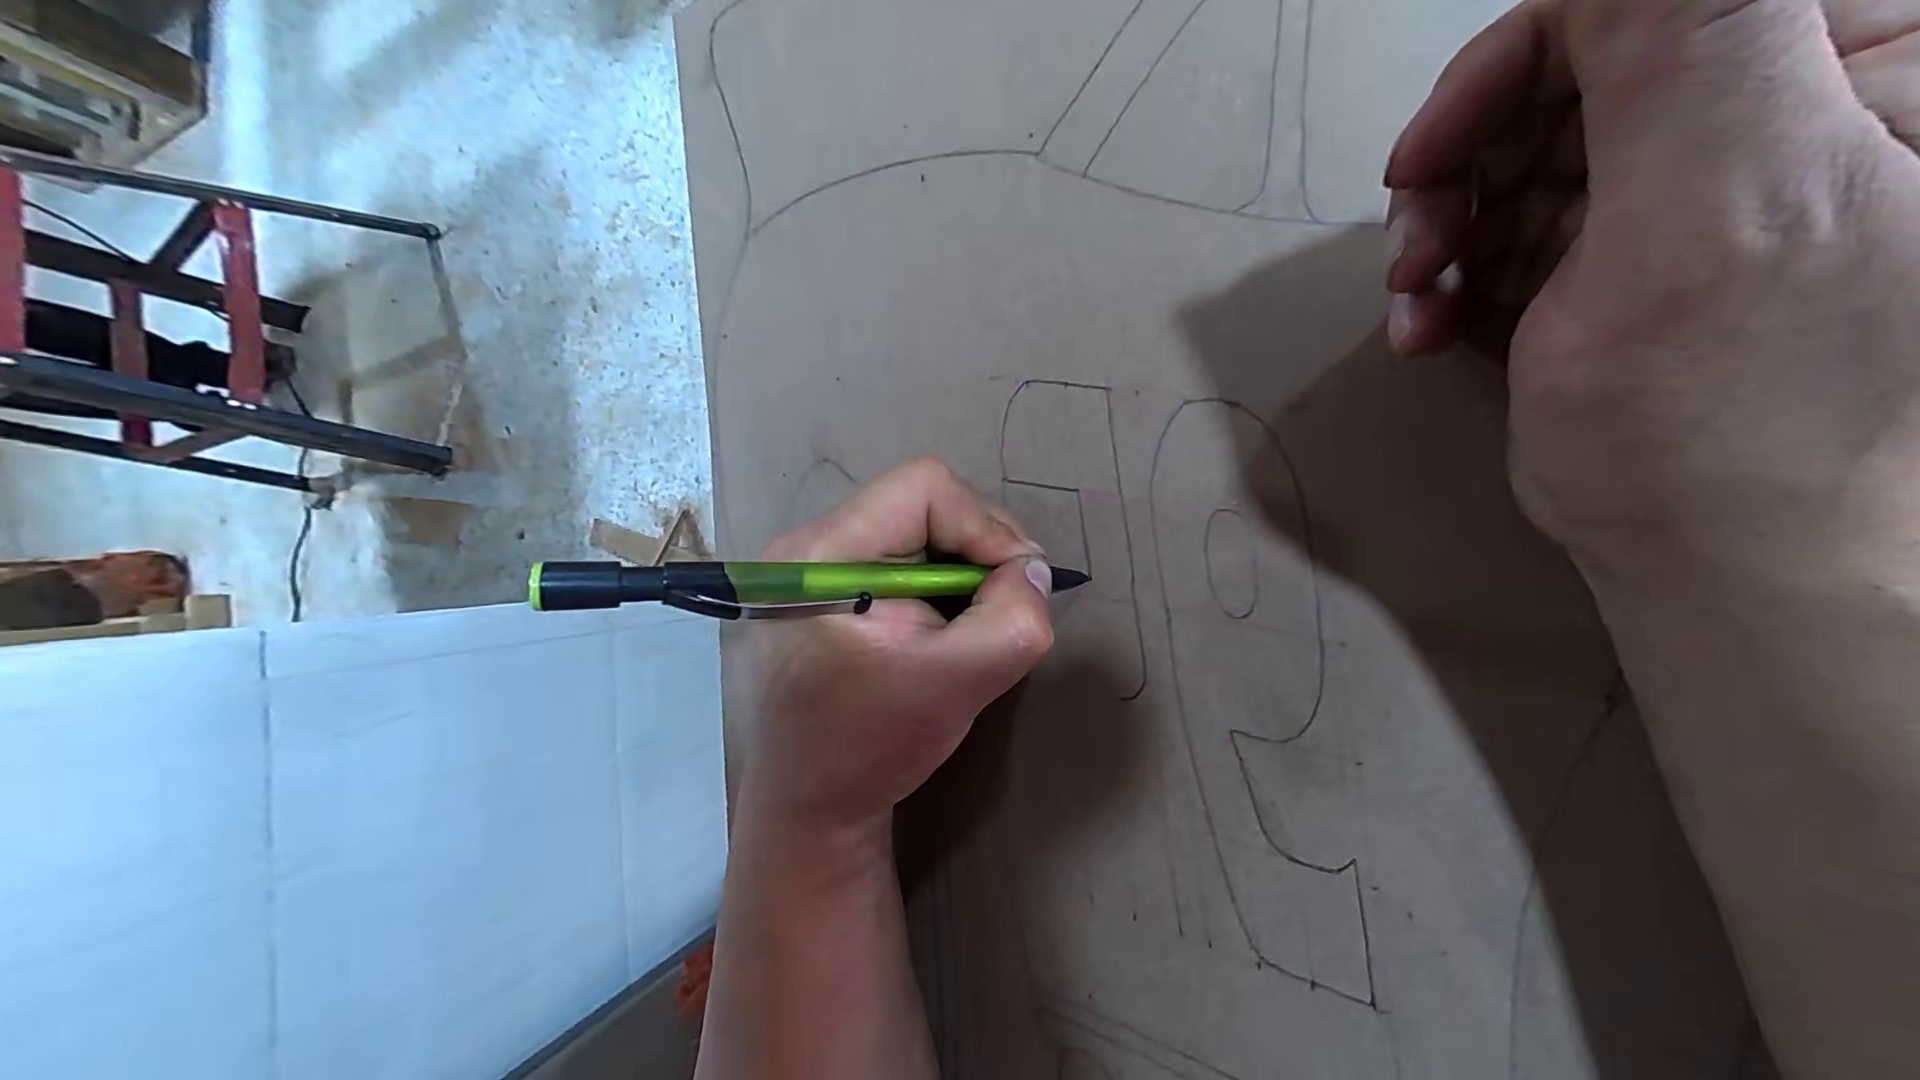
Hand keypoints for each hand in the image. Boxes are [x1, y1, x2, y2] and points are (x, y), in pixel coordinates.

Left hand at [742, 457, 1054, 836]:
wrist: (810, 802)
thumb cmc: (869, 748)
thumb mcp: (956, 687)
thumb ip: (1013, 622)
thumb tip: (1032, 568)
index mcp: (823, 554)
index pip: (924, 488)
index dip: (985, 525)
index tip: (1017, 581)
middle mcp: (812, 544)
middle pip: (923, 503)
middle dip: (980, 549)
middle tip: (1009, 602)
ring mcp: (818, 565)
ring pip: (919, 529)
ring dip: (966, 568)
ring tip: (976, 621)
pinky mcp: (831, 587)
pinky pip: (906, 557)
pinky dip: (944, 583)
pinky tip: (946, 626)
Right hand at [1384, 0, 1919, 591]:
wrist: (1723, 558)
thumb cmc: (1724, 409)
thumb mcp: (1715, 215)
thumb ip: (1686, 45)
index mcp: (1852, 66)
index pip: (1634, 9)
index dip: (1502, 72)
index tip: (1416, 164)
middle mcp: (1773, 117)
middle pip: (1562, 89)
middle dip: (1458, 176)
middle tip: (1410, 259)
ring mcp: (1681, 200)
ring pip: (1515, 171)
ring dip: (1440, 240)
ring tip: (1416, 313)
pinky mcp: (1613, 268)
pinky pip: (1506, 239)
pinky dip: (1451, 283)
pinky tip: (1430, 330)